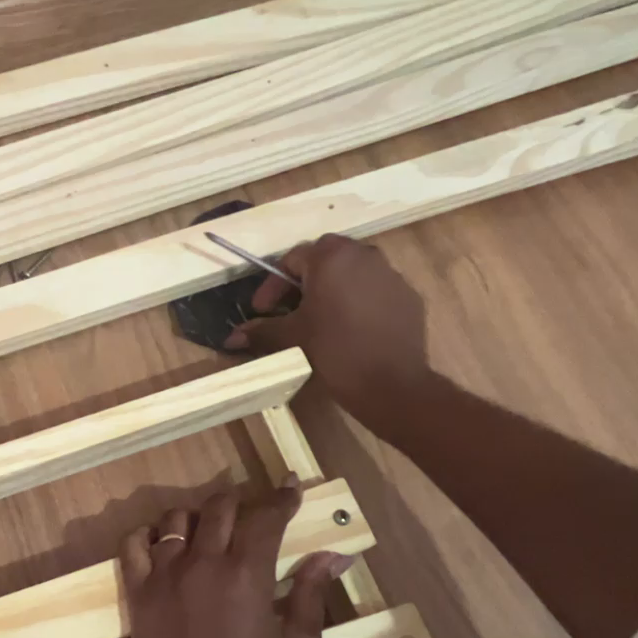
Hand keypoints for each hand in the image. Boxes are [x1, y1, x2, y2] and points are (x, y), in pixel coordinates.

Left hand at [120, 483, 352, 637]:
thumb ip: (313, 594)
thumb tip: (334, 555)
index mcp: (247, 574)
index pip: (266, 517)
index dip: (282, 497)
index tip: (291, 486)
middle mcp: (203, 563)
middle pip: (219, 508)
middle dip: (241, 502)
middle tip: (251, 512)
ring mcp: (163, 576)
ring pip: (175, 520)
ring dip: (196, 516)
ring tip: (208, 529)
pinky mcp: (137, 594)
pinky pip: (132, 546)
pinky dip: (147, 535)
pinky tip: (161, 542)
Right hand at [225, 235, 429, 427]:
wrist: (390, 382)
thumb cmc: (333, 350)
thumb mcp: (292, 338)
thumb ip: (261, 331)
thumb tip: (230, 338)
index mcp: (331, 258)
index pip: (292, 258)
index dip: (271, 285)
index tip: (260, 311)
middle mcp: (364, 255)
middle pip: (325, 257)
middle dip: (303, 279)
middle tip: (288, 308)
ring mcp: (390, 274)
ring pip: (352, 271)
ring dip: (331, 288)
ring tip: (318, 318)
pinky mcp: (407, 295)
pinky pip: (374, 289)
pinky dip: (357, 301)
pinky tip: (348, 328)